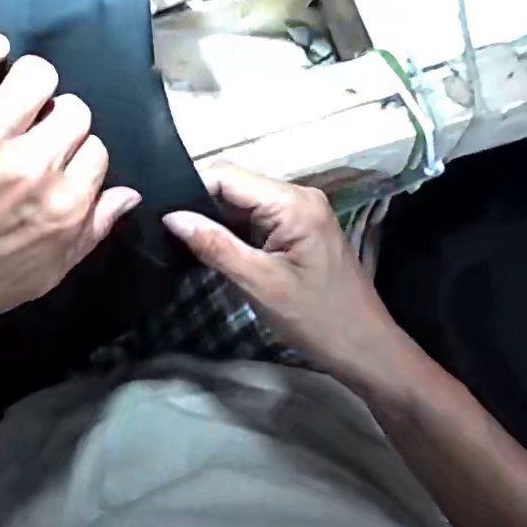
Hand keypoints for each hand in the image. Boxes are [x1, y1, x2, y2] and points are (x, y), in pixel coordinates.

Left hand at [0, 33, 141, 349]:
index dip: (79, 156)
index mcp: (63, 204)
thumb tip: (130, 192)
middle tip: (35, 138)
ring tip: (18, 104)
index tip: (58, 165)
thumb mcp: (52, 271)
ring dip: (34, 87)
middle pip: (73, 111)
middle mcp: (30, 166)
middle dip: (60, 123)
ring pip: (35, 78)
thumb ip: (95, 229)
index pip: (96, 149)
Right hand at [161, 164, 425, 395]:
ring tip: (180, 236)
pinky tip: (209, 244)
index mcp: (292, 202)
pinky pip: (251, 215)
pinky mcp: (294, 226)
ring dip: (212, 216)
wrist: (366, 350)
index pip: (226, 176)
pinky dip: (229, 228)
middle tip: (164, 228)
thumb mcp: (259, 283)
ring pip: (238, 199)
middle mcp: (296, 195)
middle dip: (198, 202)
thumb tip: (171, 216)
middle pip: (232, 183)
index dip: (190, 189)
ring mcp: (297, 210)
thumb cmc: (317, 319)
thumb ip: (214, 245)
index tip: (160, 213)